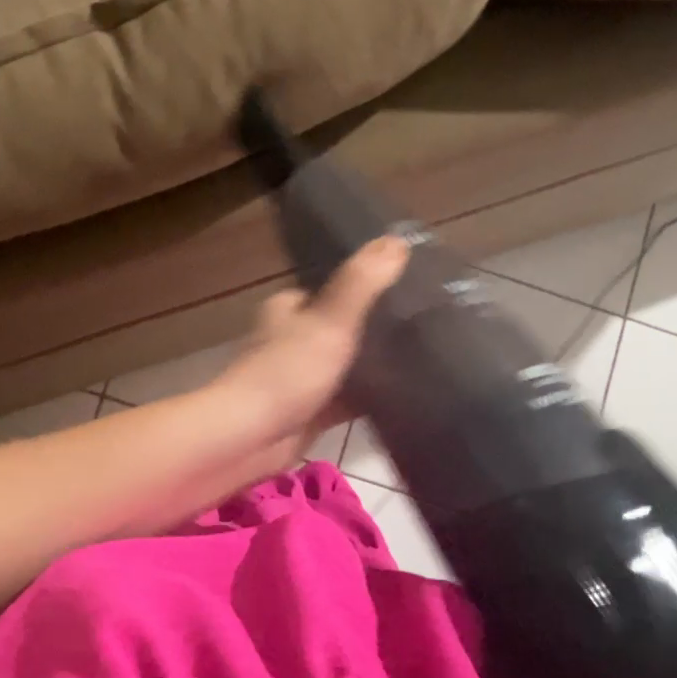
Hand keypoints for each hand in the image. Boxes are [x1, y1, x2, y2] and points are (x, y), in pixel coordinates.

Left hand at [211, 236, 408, 471]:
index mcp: (289, 308)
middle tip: (426, 326)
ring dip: (376, 365)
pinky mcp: (309, 413)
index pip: (333, 288)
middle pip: (343, 327)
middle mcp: (291, 339)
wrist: (250, 438)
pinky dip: (370, 399)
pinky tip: (407, 396)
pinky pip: (347, 400)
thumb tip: (397, 238)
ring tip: (426, 356)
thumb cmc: (287, 372)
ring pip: (347, 365)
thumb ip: (362, 281)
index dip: (369, 286)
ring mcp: (300, 377)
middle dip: (377, 328)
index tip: (412, 286)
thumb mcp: (330, 319)